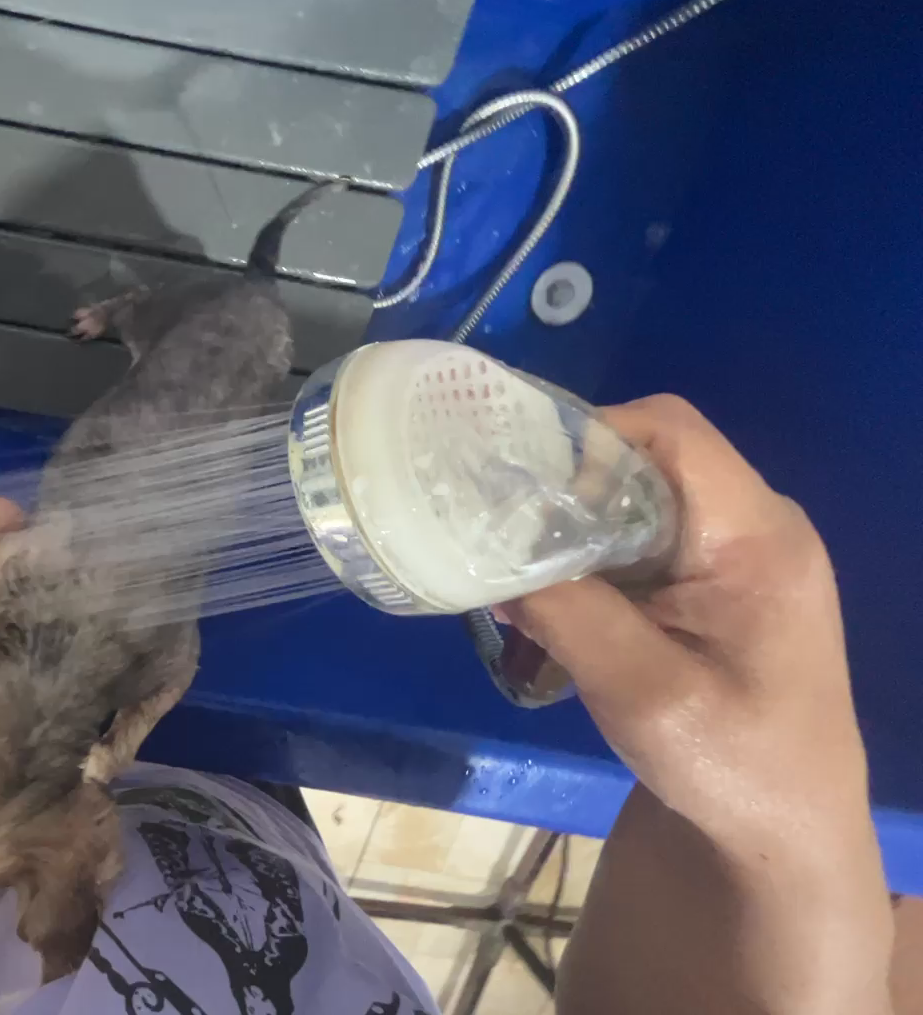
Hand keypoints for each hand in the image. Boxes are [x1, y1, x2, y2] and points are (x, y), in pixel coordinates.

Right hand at [505, 395, 868, 853]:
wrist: (776, 828)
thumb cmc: (732, 761)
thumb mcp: (642, 689)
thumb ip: (565, 610)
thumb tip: (482, 552)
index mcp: (754, 538)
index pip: (669, 431)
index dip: (585, 437)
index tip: (514, 485)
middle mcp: (742, 527)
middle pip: (635, 456)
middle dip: (554, 482)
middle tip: (491, 528)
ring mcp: (716, 555)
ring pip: (617, 496)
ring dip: (552, 524)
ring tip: (502, 570)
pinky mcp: (690, 582)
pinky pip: (615, 536)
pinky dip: (563, 554)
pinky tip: (530, 596)